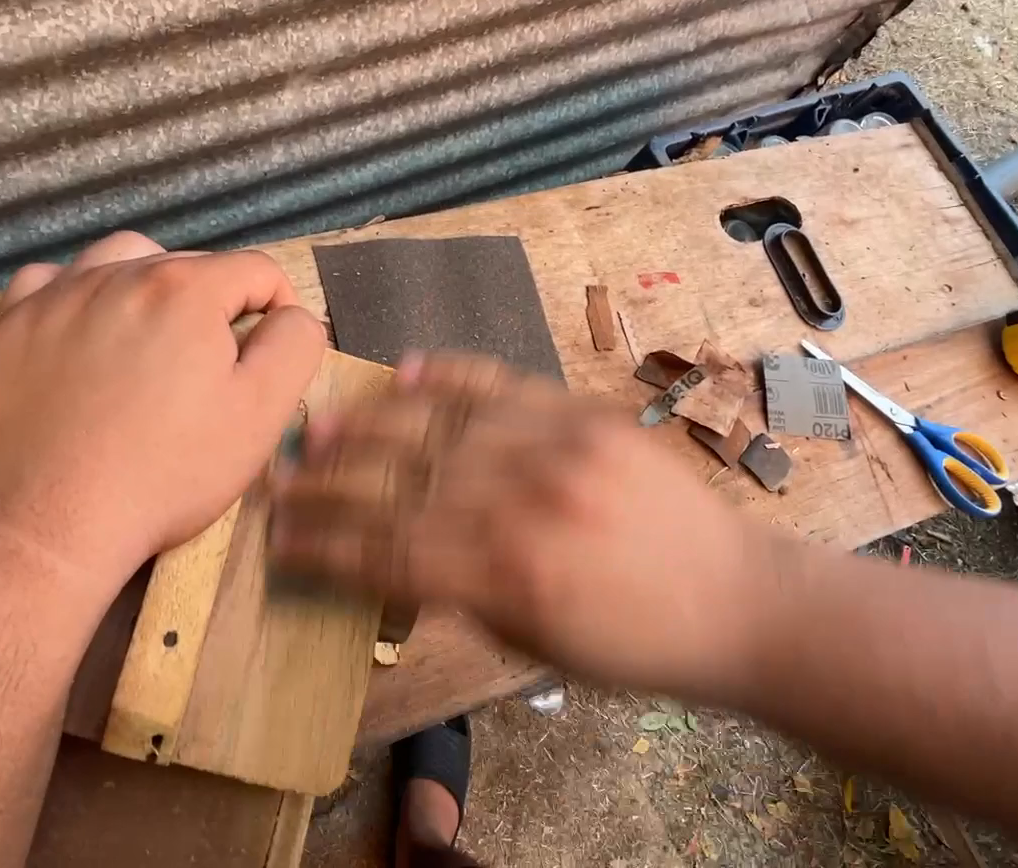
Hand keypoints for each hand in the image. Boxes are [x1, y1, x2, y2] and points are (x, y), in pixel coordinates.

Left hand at [0, 232, 325, 586]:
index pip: (255, 271)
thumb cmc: (167, 472)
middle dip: (216, 305)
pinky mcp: (15, 325)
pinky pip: (52, 280)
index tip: (269, 352)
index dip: (277, 308)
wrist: (54, 523)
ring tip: (154, 335)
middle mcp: (120, 274)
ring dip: (151, 283)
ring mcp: (60, 296)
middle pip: (191, 265)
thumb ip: (294, 345)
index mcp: (186, 290)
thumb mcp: (261, 413)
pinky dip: (78, 292)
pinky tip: (87, 330)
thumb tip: (291, 315)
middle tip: (213, 368)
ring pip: (122, 258)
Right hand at [269, 352, 787, 694]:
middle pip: (400, 483)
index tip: (278, 539)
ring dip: (370, 424)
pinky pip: (504, 384)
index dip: (324, 547)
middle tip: (280, 475)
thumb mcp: (536, 648)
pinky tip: (406, 369)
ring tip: (319, 422)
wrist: (740, 602)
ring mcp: (558, 446)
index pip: (389, 552)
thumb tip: (389, 554)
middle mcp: (527, 501)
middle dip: (328, 483)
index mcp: (512, 575)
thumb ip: (457, 593)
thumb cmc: (636, 647)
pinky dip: (451, 375)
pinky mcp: (586, 413)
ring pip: (439, 426)